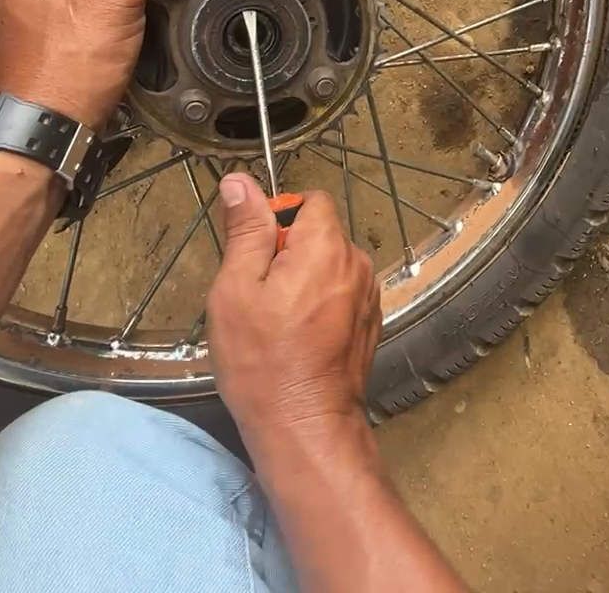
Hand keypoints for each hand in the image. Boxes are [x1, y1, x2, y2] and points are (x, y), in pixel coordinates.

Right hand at [207, 173, 381, 439]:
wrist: (305, 426)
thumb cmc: (263, 361)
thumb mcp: (236, 289)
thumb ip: (246, 230)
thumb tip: (239, 182)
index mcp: (326, 246)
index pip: (311, 200)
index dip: (280, 217)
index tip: (257, 252)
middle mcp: (357, 262)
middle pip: (321, 233)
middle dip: (290, 251)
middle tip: (260, 294)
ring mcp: (370, 292)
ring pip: (331, 263)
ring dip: (306, 278)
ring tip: (279, 320)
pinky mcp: (372, 319)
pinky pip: (343, 291)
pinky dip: (322, 301)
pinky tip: (300, 335)